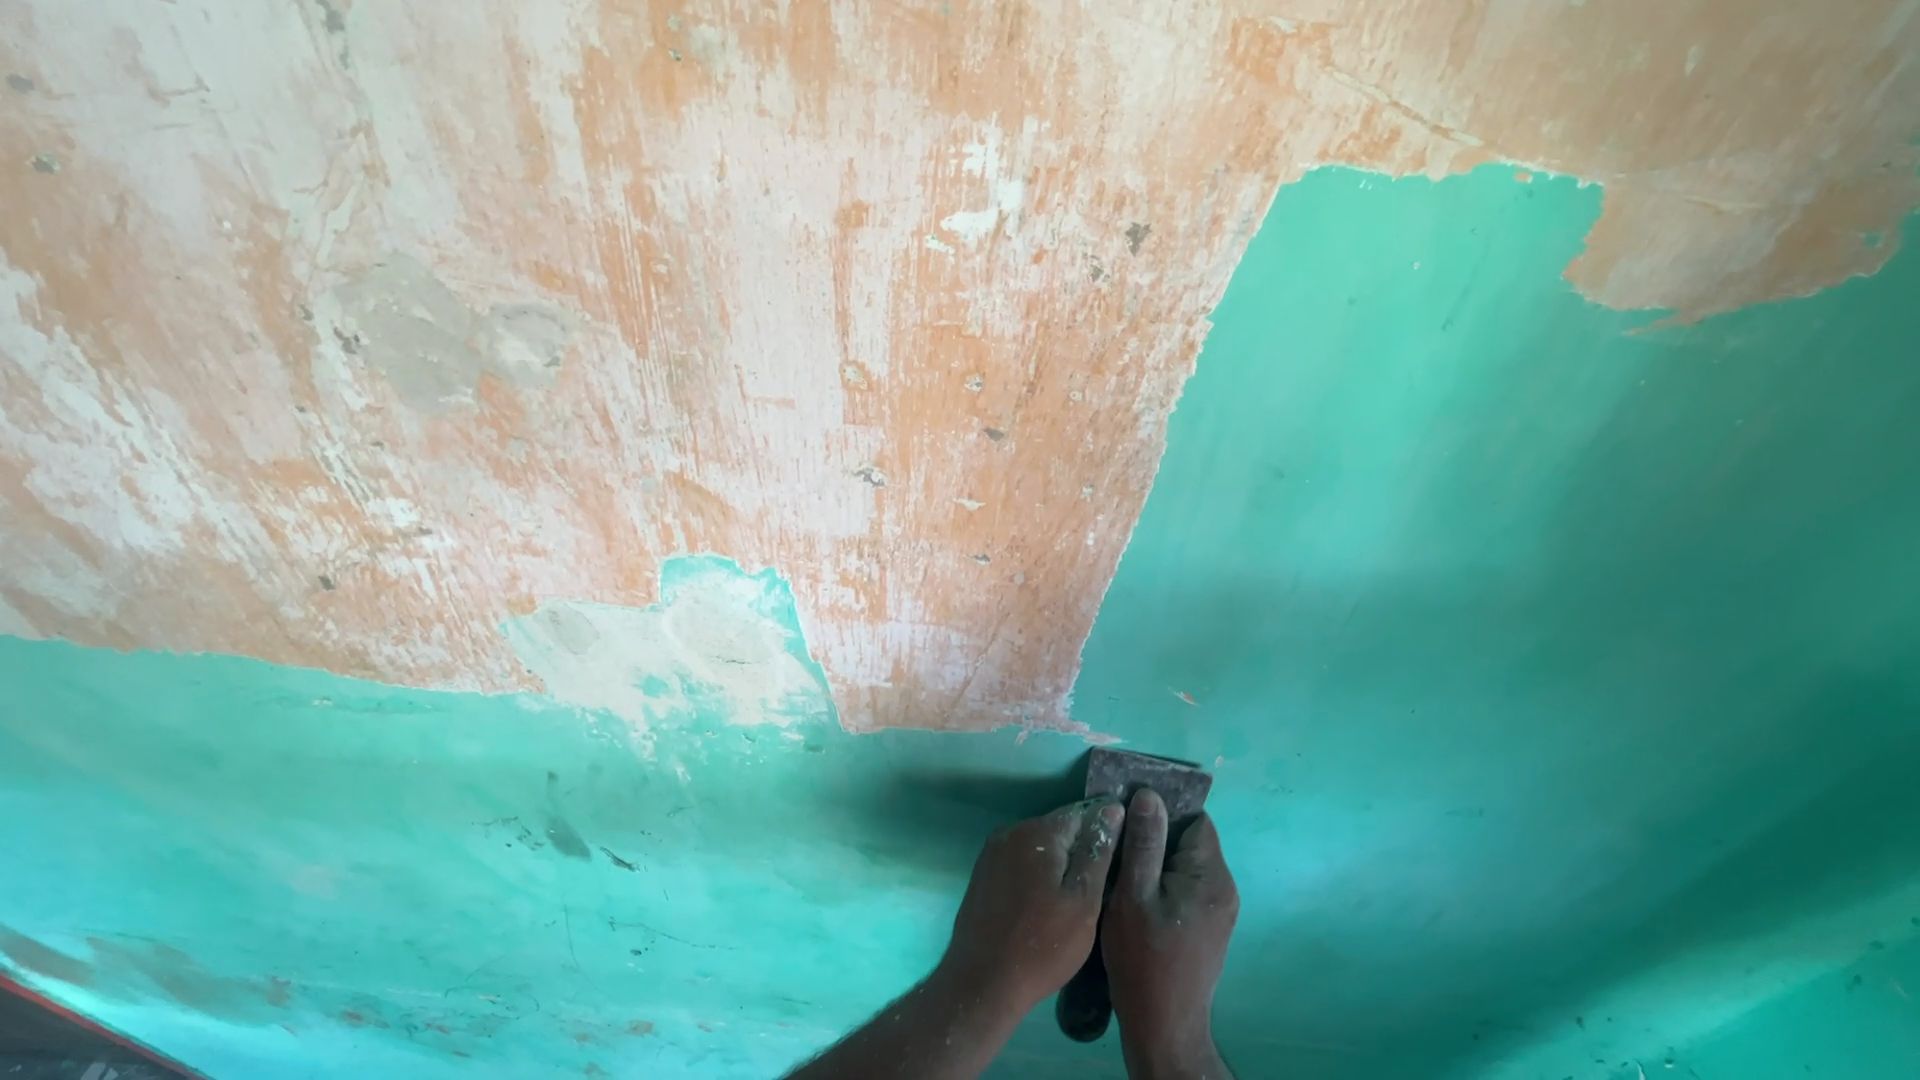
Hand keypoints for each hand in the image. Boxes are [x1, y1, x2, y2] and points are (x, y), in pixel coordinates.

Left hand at [937, 797, 1125, 1013]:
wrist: (983, 981)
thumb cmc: (1042, 945)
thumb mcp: (1083, 901)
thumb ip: (1098, 851)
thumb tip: (1112, 809)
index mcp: (1038, 831)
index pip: (1082, 813)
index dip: (1105, 830)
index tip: (1121, 855)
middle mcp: (1011, 831)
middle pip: (1058, 828)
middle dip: (1081, 847)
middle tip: (1102, 882)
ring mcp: (993, 852)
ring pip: (1039, 846)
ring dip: (1059, 862)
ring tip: (1077, 894)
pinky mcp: (984, 874)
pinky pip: (1021, 862)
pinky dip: (1038, 873)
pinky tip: (1047, 901)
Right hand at [1103, 789, 1238, 1076]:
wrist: (1164, 1025)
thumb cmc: (1144, 958)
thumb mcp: (1134, 894)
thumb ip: (1143, 843)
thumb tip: (1149, 794)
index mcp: (1211, 875)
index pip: (1194, 820)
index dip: (1161, 812)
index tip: (1128, 819)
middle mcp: (1224, 888)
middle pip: (1190, 841)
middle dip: (1155, 838)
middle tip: (1117, 848)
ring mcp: (1220, 910)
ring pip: (1185, 865)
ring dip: (1156, 863)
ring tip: (1121, 873)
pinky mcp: (1210, 927)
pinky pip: (1186, 888)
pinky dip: (1162, 884)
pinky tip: (1135, 898)